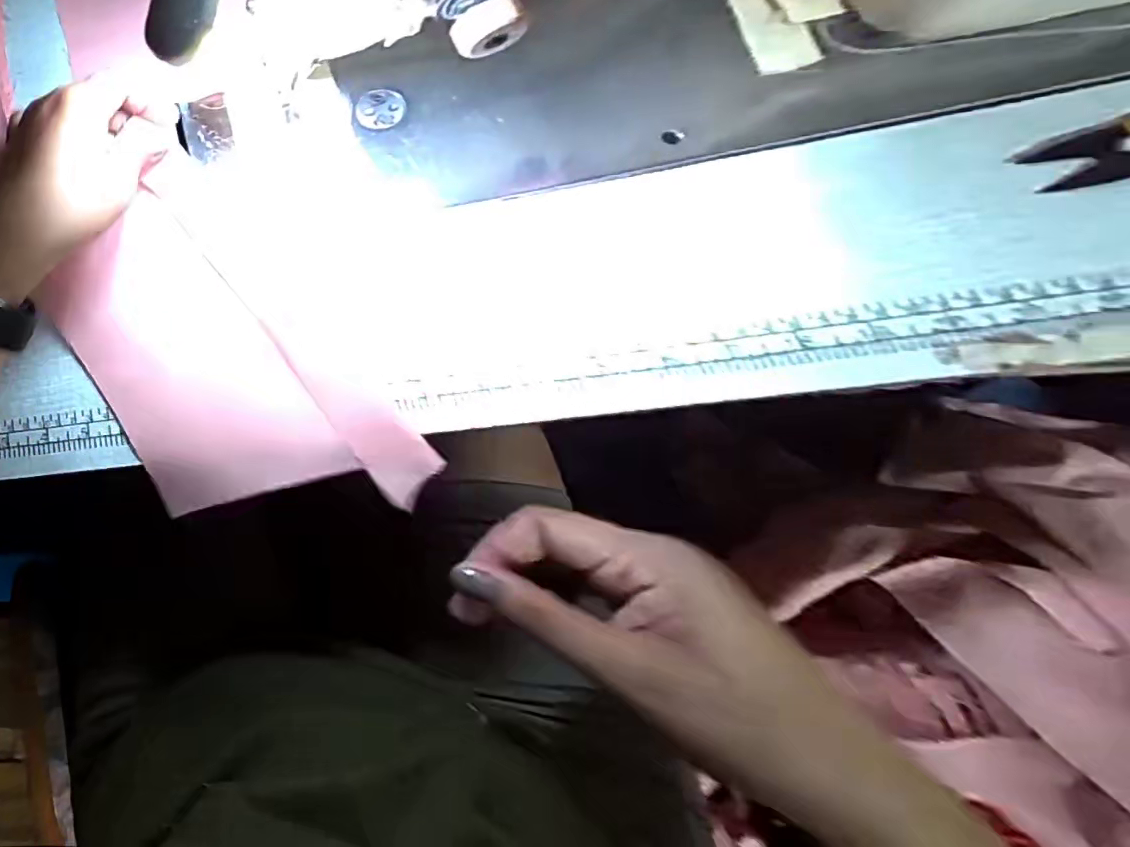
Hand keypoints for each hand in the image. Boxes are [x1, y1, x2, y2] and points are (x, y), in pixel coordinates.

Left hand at [0, 77, 175, 300]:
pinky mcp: (16, 138)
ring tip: (117, 154)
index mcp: (75, 102)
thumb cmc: (71, 208)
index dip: (150, 102)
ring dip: (102, 125)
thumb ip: (141, 146)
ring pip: (76, 109)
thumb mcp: (119, 179)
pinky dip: (77, 134)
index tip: (168, 125)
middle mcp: (48, 99)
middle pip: (98, 93)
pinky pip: (56, 124)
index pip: (122, 84)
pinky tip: (84, 158)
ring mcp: (27, 117)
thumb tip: (153, 132)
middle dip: (127, 114)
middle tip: (146, 143)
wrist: (13, 240)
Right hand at [449, 507, 998, 846]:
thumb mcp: (624, 669)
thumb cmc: (732, 721)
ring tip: (490, 615)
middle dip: (505, 565)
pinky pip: (600, 581)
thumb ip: (540, 615)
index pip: (544, 523)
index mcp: (647, 552)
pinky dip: (562, 596)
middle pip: (557, 535)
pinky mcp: (672, 598)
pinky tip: (543, 618)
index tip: (461, 594)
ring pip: (575, 558)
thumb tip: (465, 576)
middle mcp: (653, 547)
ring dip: (529, 581)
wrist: (843, 782)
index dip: (494, 550)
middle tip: (466, 611)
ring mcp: (666, 572)